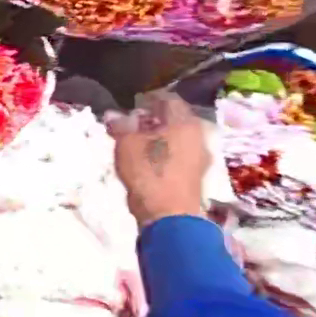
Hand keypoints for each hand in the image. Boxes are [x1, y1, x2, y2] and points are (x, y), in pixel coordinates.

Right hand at [107, 90, 211, 226]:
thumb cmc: (148, 173)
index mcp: (185, 122)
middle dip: (153, 119)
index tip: (131, 105)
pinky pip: (179, 154)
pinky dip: (165, 152)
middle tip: (131, 124)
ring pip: (177, 138)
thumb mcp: (126, 144)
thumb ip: (121, 125)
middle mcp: (199, 136)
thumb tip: (114, 114)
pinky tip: (148, 160)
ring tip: (136, 144)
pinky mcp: (197, 176)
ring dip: (158, 137)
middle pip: (174, 119)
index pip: (168, 99)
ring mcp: (201, 158)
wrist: (169, 217)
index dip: (148, 99)